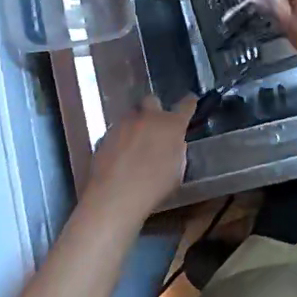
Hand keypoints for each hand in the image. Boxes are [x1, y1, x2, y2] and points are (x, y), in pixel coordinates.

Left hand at [83, 94, 197, 219]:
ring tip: (136, 144)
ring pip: (132, 115)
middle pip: (152, 101)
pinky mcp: (105, 134)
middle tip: (156, 126)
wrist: (115, 195)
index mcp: (171, 125)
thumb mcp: (176, 171)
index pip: (185, 105)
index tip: (190, 101)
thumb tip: (173, 143)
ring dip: (136, 125)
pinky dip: (121, 138)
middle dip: (155, 109)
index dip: (189, 103)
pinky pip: (117, 131)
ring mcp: (124, 124)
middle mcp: (148, 117)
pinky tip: (120, 155)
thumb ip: (176, 150)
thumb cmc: (154, 187)